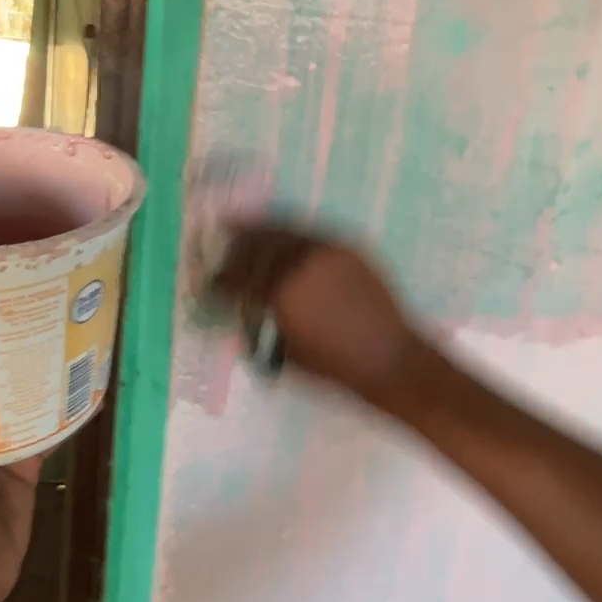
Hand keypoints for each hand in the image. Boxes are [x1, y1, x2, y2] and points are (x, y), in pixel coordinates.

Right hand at [210, 223, 422, 407]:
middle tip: (223, 258)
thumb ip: (260, 324)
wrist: (392, 360)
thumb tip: (243, 309)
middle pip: (255, 248)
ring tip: (241, 231)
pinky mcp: (347, 247)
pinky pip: (310, 232)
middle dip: (234, 254)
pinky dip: (289, 232)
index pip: (238, 280)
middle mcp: (300, 264)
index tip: (210, 285)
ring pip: (282, 232)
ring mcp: (326, 251)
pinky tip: (280, 234)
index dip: (219, 283)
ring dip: (258, 234)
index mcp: (281, 293)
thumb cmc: (336, 370)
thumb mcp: (286, 353)